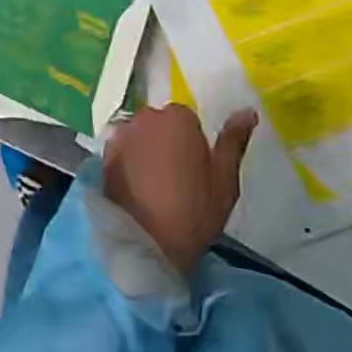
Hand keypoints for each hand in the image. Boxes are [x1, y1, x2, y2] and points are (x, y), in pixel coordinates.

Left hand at [102, 104, 257, 273]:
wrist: (148, 239)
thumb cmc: (195, 211)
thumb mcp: (225, 180)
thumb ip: (233, 142)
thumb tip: (247, 111)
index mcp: (177, 119)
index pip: (186, 119)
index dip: (193, 142)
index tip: (197, 167)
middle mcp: (144, 117)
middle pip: (160, 122)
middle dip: (168, 140)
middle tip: (178, 176)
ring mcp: (121, 133)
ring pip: (140, 134)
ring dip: (147, 148)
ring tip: (156, 182)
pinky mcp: (104, 150)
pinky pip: (123, 147)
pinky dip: (130, 158)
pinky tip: (138, 183)